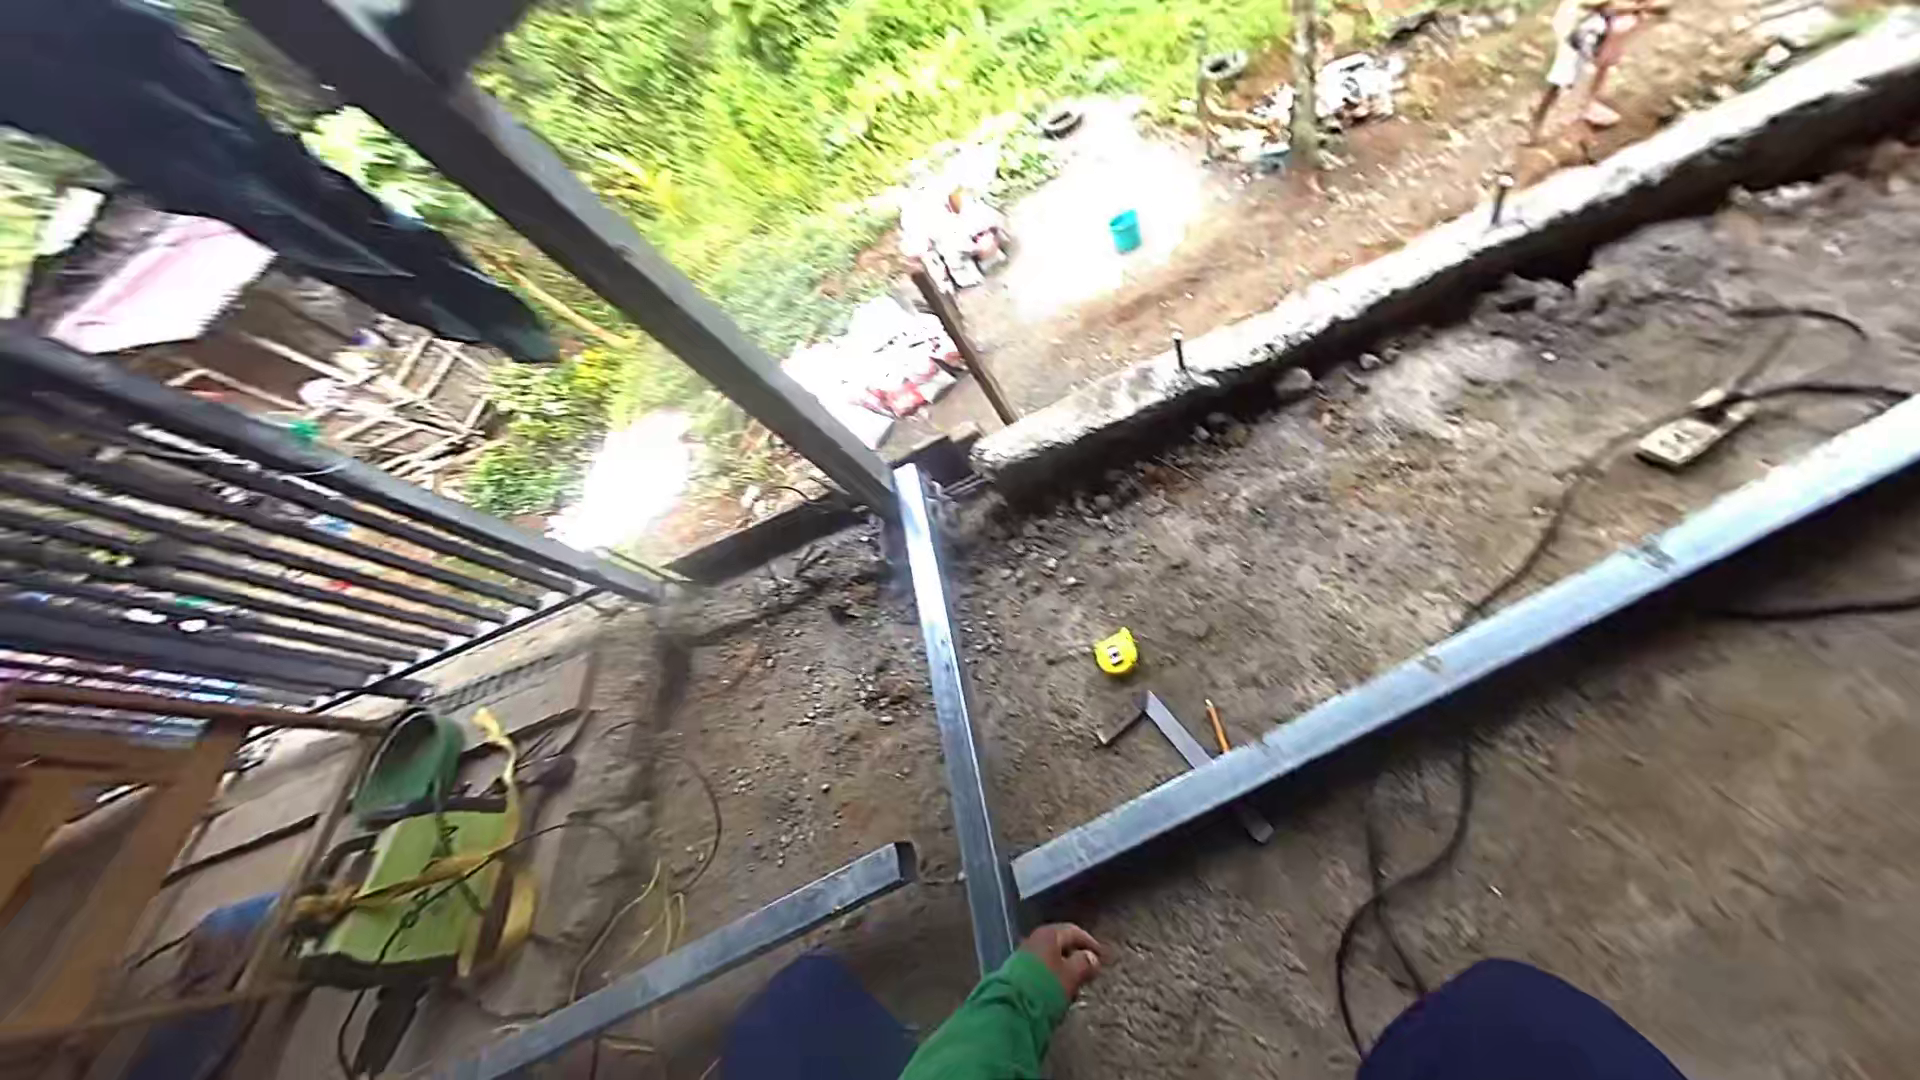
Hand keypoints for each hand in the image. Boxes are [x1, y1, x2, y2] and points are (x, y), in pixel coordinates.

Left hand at [1020, 923, 1106, 999]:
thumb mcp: (1070, 976)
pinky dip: (1053, 974)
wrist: (1011, 1008)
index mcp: (1048, 934)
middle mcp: (1035, 938)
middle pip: (1061, 942)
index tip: (1101, 956)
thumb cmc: (1045, 988)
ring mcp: (1024, 954)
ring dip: (1065, 967)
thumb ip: (1083, 964)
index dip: (1089, 943)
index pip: (1073, 931)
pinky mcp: (1017, 970)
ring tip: (1077, 983)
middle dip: (1077, 955)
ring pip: (1051, 956)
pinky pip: (1042, 967)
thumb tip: (1091, 957)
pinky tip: (1059, 990)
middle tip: (1091, 970)